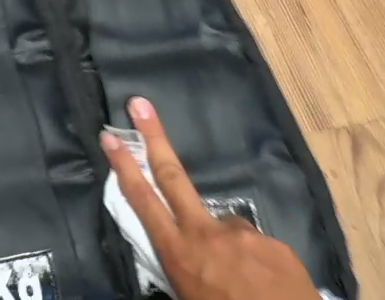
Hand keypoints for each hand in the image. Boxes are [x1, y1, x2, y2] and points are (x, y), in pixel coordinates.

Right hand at [101, 98, 321, 299]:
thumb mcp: (189, 299)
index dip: (124, 166)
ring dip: (228, 246)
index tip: (109, 136)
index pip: (143, 201)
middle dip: (154, 137)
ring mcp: (243, 236)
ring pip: (226, 229)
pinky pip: (260, 250)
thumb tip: (183, 261)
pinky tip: (269, 288)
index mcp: (179, 253)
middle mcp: (206, 234)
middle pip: (172, 176)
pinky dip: (259, 265)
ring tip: (246, 284)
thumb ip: (183, 272)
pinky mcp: (275, 245)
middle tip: (139, 103)